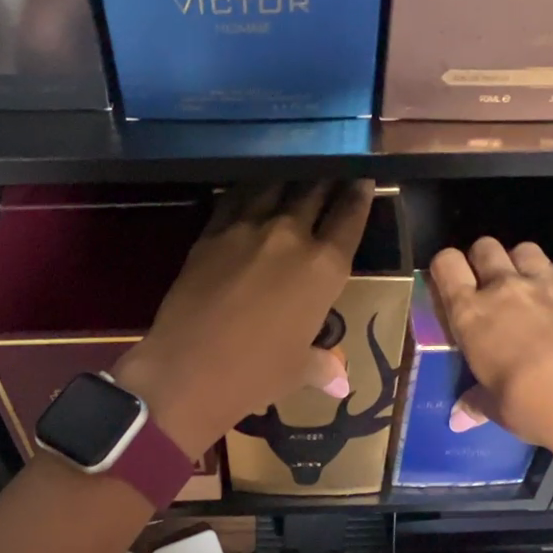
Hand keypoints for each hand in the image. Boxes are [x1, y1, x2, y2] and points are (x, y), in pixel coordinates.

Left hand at [114, 181, 373, 454]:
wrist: (188, 370)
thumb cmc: (256, 374)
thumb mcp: (297, 370)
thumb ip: (322, 364)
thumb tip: (341, 384)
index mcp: (324, 268)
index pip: (350, 218)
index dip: (360, 195)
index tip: (363, 179)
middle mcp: (291, 236)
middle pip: (314, 193)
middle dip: (326, 179)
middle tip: (331, 169)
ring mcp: (247, 229)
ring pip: (273, 187)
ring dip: (287, 179)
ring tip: (293, 172)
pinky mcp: (211, 233)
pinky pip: (234, 200)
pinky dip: (247, 191)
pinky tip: (249, 190)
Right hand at [430, 238, 552, 461]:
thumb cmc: (526, 403)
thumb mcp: (494, 406)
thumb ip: (475, 403)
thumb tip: (458, 420)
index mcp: (470, 313)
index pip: (446, 264)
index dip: (444, 267)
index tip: (448, 282)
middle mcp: (502, 289)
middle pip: (485, 246)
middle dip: (481, 259)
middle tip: (485, 284)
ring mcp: (542, 286)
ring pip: (523, 248)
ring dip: (518, 261)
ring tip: (521, 285)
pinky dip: (550, 279)